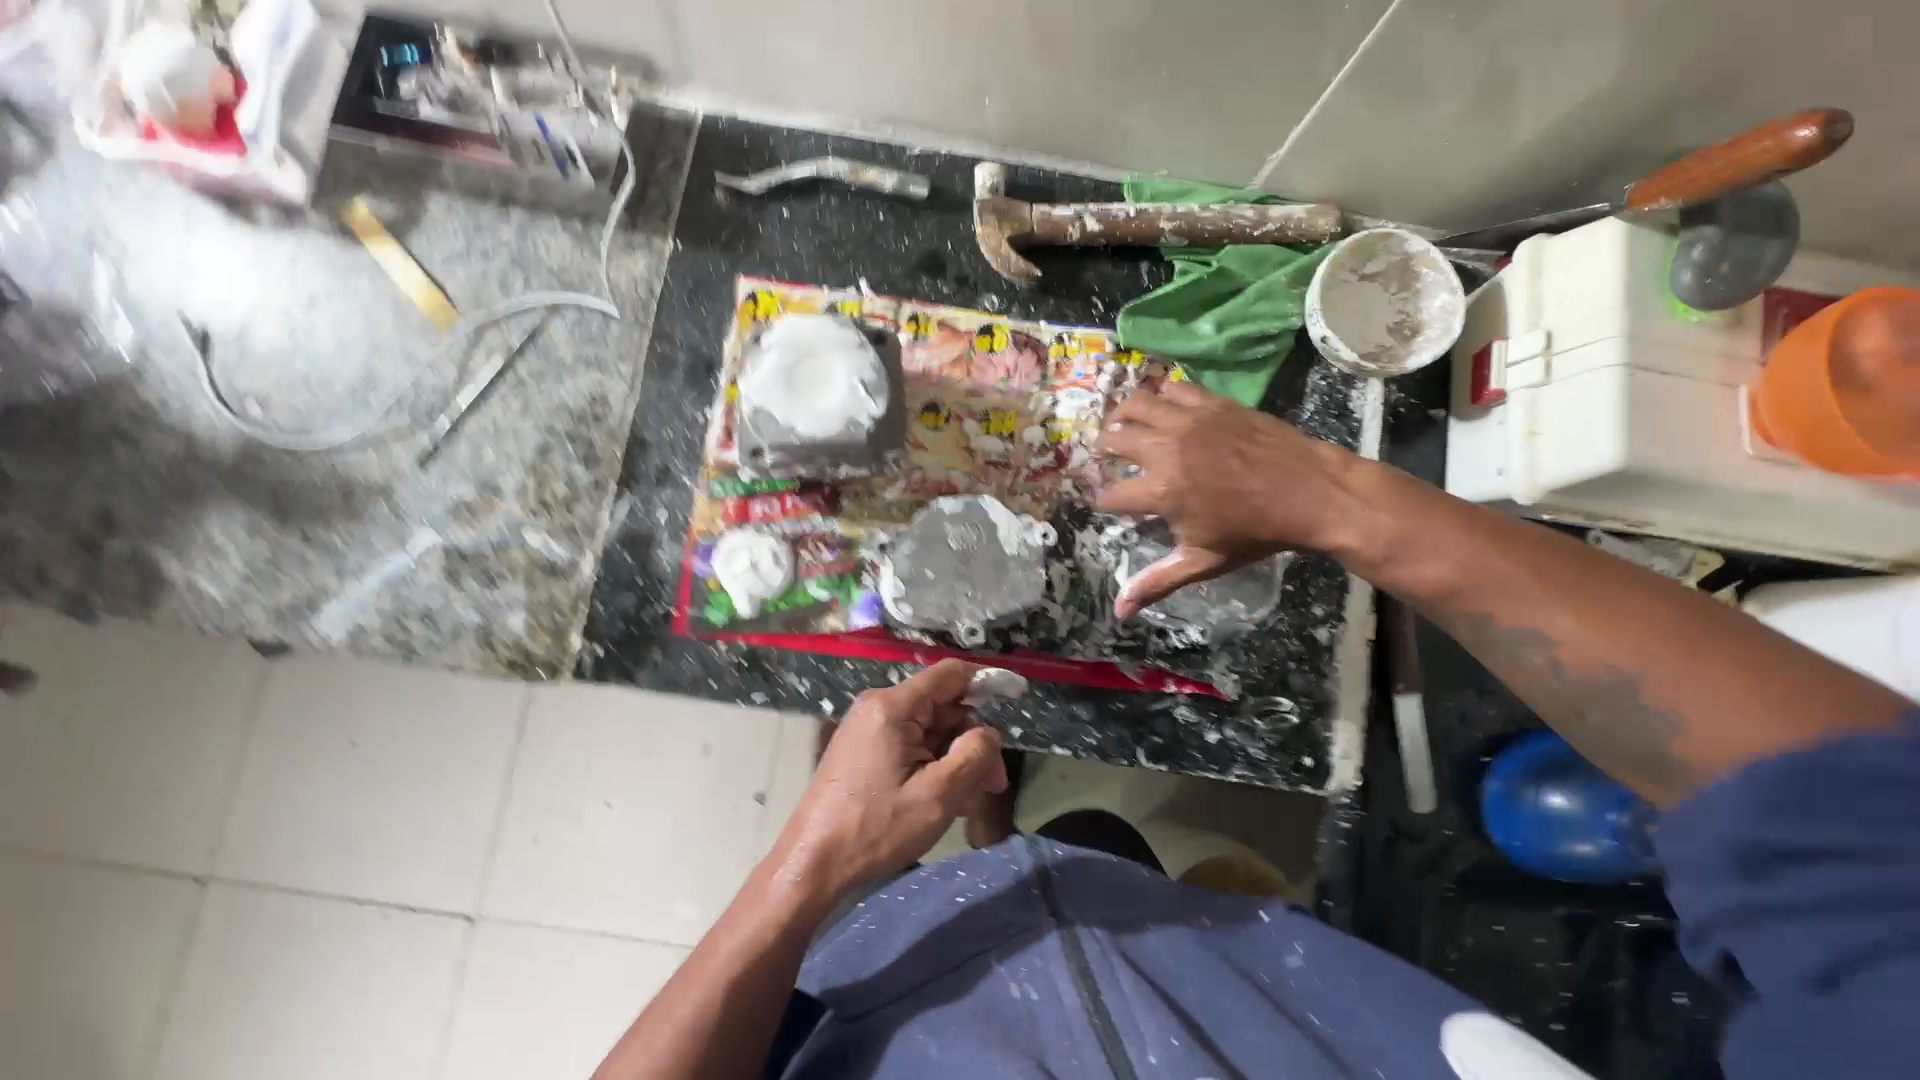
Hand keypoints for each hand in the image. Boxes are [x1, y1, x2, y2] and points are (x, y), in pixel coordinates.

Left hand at [768, 660, 1007, 896]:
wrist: (812, 862)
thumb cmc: (875, 828)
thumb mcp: (937, 796)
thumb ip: (973, 756)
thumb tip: (989, 733)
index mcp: (892, 707)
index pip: (951, 674)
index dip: (987, 681)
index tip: (1018, 695)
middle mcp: (877, 706)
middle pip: (943, 706)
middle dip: (972, 740)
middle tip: (993, 785)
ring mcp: (867, 728)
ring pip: (929, 729)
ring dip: (954, 757)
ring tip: (968, 800)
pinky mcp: (862, 749)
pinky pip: (910, 744)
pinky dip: (932, 764)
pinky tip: (943, 797)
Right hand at [1097, 380, 1364, 619]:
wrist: (1311, 494)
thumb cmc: (1255, 533)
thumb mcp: (1203, 561)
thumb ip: (1157, 582)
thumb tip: (1119, 613)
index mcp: (1162, 492)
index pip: (1110, 494)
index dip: (1103, 501)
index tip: (1107, 503)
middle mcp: (1166, 450)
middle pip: (1113, 440)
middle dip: (1102, 451)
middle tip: (1104, 457)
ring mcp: (1188, 421)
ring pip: (1135, 404)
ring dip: (1119, 416)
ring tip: (1120, 425)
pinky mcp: (1211, 403)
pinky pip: (1171, 388)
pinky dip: (1158, 395)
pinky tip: (1159, 408)